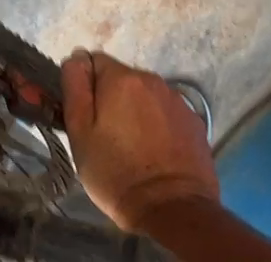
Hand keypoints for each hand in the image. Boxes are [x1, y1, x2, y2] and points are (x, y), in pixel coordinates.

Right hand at [61, 50, 218, 230]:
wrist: (174, 211)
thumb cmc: (116, 171)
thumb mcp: (79, 131)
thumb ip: (74, 86)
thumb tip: (77, 59)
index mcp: (122, 78)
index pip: (94, 61)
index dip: (85, 85)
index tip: (86, 114)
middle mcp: (153, 81)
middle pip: (122, 78)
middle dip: (112, 97)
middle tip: (106, 134)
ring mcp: (179, 102)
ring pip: (146, 96)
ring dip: (136, 110)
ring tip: (133, 145)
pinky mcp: (196, 124)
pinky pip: (167, 113)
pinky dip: (159, 125)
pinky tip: (156, 152)